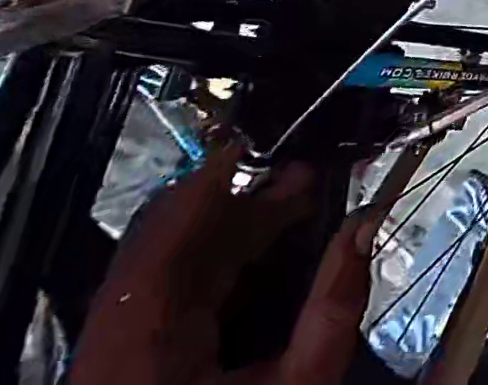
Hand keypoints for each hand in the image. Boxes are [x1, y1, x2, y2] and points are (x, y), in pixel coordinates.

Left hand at [70, 147, 373, 384]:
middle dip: (251, 198)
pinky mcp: (133, 346)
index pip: (180, 215)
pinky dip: (224, 254)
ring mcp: (122, 333)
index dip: (226, 168)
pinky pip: (179, 277)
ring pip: (181, 248)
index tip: (279, 140)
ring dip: (240, 222)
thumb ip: (334, 309)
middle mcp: (122, 318)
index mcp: (145, 325)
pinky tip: (264, 246)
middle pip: (184, 226)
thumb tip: (365, 228)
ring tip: (298, 205)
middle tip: (312, 180)